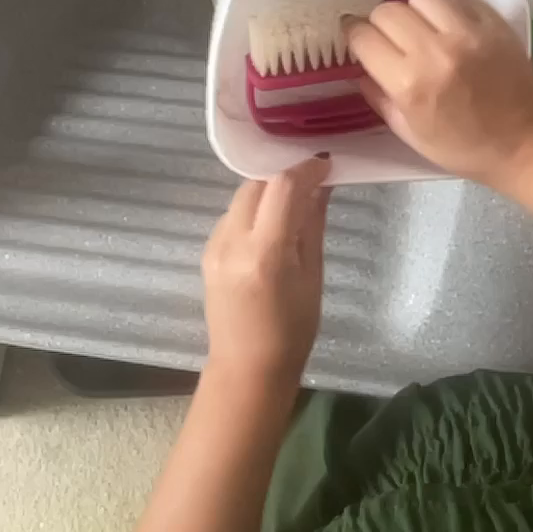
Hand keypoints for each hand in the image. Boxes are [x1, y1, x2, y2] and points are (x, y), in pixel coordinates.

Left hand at [202, 155, 331, 385]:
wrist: (247, 369)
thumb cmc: (292, 330)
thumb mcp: (312, 276)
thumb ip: (312, 224)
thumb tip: (322, 184)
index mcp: (265, 253)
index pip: (283, 187)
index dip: (306, 168)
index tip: (325, 163)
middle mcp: (233, 242)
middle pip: (257, 184)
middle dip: (285, 176)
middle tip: (311, 180)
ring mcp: (214, 246)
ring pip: (242, 197)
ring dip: (268, 192)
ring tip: (293, 203)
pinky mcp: (207, 251)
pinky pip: (232, 215)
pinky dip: (253, 210)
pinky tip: (270, 225)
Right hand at [345, 0, 532, 184]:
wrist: (523, 145)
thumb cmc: (462, 148)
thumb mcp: (409, 133)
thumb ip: (379, 97)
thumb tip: (361, 69)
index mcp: (409, 84)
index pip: (363, 37)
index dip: (354, 35)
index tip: (357, 37)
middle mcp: (435, 52)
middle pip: (387, 11)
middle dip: (379, 22)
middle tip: (388, 36)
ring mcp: (468, 34)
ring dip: (413, 8)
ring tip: (420, 26)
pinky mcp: (493, 25)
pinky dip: (448, 9)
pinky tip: (451, 28)